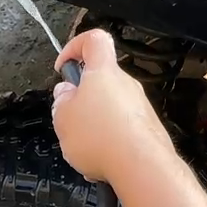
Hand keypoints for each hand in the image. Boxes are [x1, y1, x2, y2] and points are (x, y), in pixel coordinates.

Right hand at [51, 29, 176, 186]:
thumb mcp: (63, 119)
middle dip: (81, 98)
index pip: (94, 40)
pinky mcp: (145, 128)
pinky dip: (107, 140)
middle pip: (100, 80)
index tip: (63, 65)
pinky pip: (121, 128)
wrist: (139, 165)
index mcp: (103, 72)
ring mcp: (138, 106)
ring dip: (93, 123)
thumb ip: (60, 101)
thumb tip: (63, 94)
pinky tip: (100, 159)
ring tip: (83, 145)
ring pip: (110, 107)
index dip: (74, 47)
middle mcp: (125, 84)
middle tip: (68, 117)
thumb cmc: (103, 139)